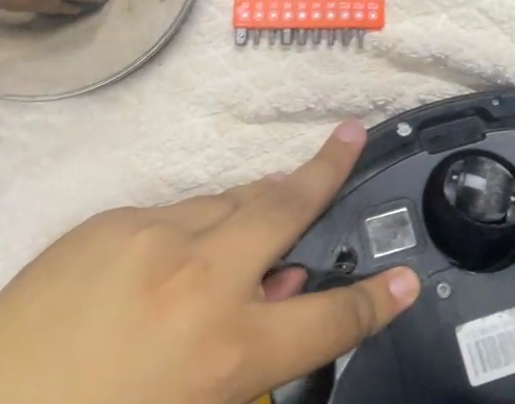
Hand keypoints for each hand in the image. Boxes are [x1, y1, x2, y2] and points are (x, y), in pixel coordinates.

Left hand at [0, 120, 420, 403]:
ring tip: (281, 194)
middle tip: (351, 136)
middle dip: (325, 170)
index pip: (328, 319)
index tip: (407, 278)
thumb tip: (277, 296)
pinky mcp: (107, 221)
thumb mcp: (194, 402)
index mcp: (224, 345)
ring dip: (258, 201)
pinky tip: (186, 248)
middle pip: (282, 209)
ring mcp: (148, 235)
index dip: (376, 300)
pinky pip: (172, 213)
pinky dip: (196, 224)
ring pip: (226, 200)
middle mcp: (197, 275)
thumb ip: (245, 354)